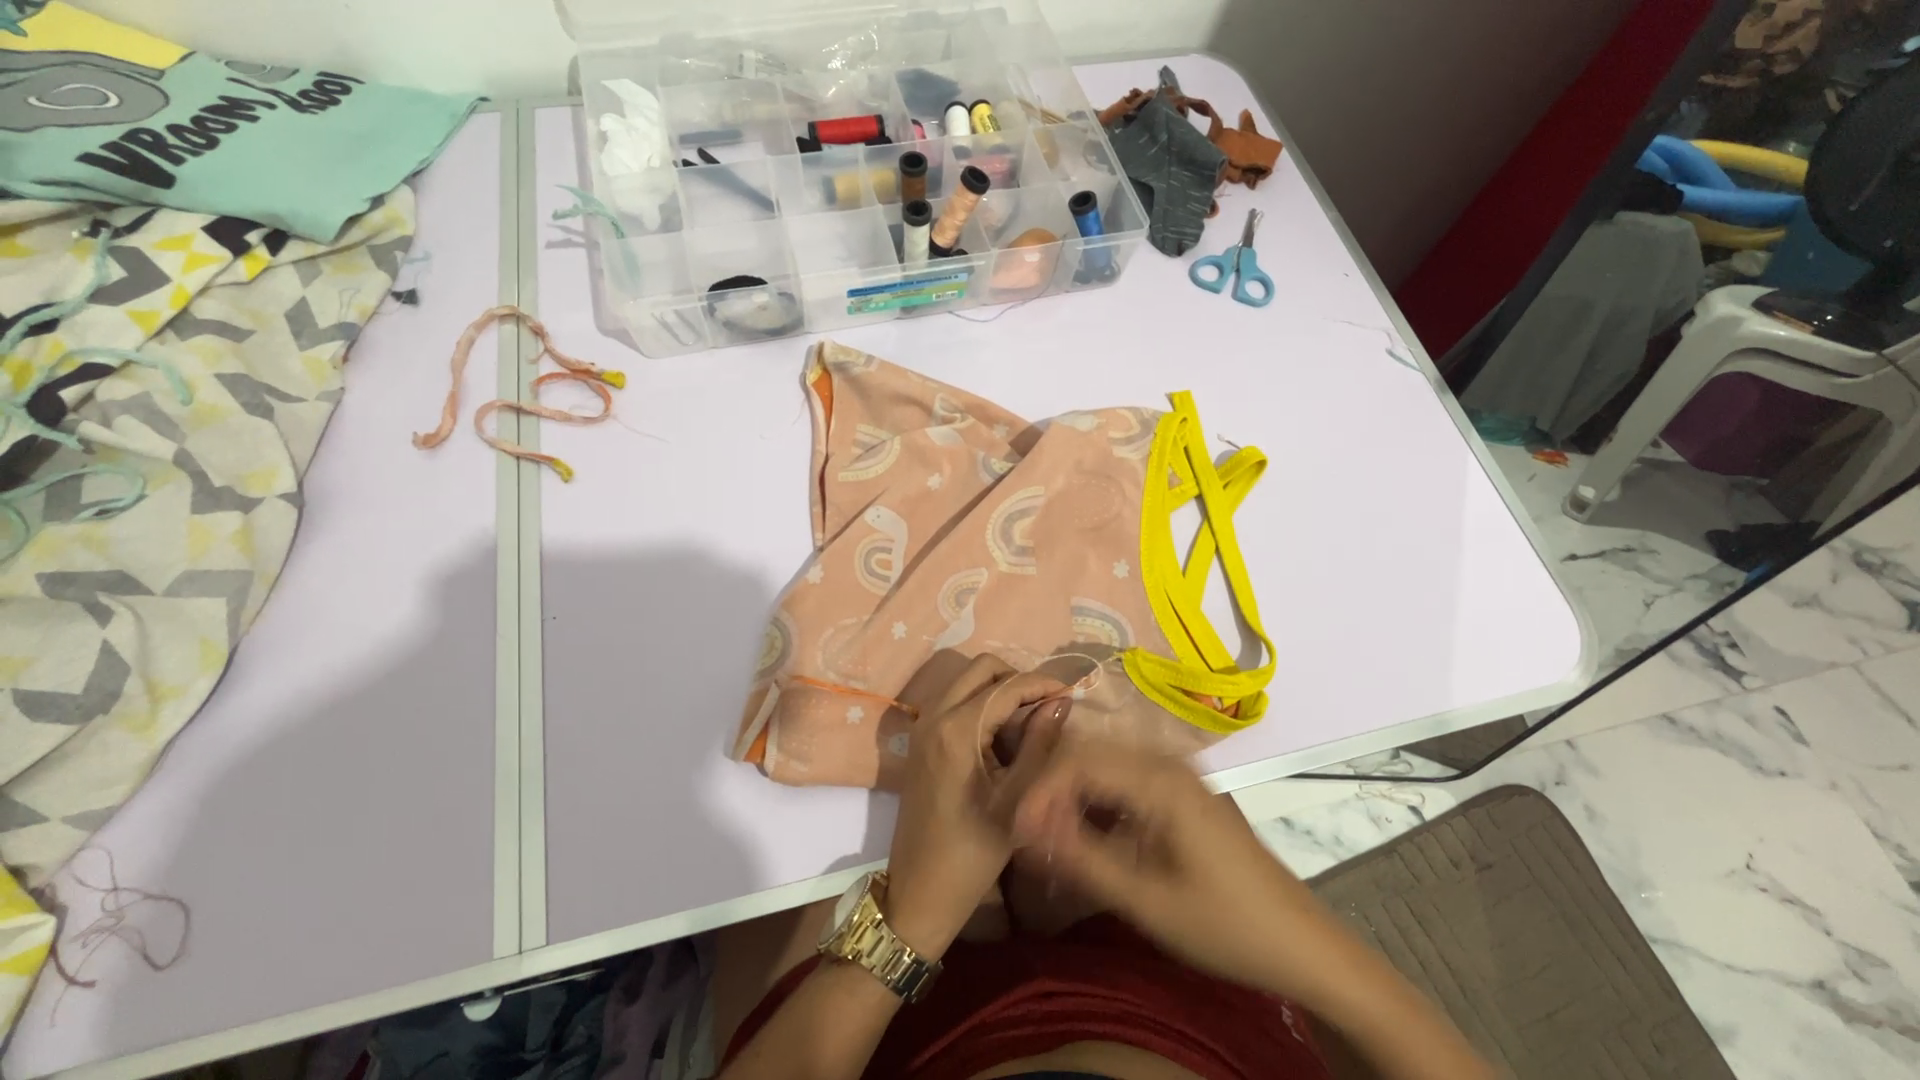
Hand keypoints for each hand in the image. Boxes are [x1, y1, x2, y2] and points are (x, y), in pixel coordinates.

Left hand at [884, 655, 1068, 959]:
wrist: (920, 890)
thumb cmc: (973, 852)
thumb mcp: (1017, 799)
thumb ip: (1040, 744)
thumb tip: (1061, 702)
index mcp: (956, 729)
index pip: (1007, 685)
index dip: (1043, 684)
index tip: (1073, 696)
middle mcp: (933, 716)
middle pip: (981, 668)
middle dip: (1018, 680)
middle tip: (1048, 708)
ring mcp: (922, 727)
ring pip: (966, 683)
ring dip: (998, 691)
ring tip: (1030, 723)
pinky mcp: (921, 742)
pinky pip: (954, 702)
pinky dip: (981, 705)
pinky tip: (1003, 738)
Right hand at [1009, 740, 1345, 1000]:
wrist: (1302, 945)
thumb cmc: (1225, 925)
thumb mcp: (1145, 898)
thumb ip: (1082, 856)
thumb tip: (1024, 826)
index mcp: (1161, 780)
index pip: (1079, 760)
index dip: (1039, 791)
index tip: (1013, 831)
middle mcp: (1168, 764)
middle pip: (1089, 755)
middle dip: (1050, 791)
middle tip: (1024, 836)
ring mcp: (1179, 778)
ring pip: (1105, 768)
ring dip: (1072, 799)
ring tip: (1048, 842)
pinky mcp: (1183, 797)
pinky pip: (1126, 785)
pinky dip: (1098, 808)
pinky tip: (1086, 842)